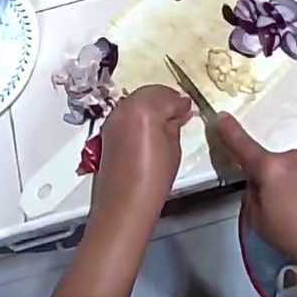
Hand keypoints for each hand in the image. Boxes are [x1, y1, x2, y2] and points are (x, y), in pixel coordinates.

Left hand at [90, 85, 192, 226]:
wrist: (124, 203)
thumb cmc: (154, 177)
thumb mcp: (173, 147)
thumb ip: (174, 124)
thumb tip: (177, 114)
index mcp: (144, 109)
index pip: (168, 97)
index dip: (181, 103)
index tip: (189, 109)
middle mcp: (125, 107)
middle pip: (149, 93)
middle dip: (165, 99)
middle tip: (179, 113)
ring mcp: (113, 118)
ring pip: (136, 100)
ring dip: (151, 105)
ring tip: (166, 122)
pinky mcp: (107, 130)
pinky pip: (127, 112)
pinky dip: (139, 114)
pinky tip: (150, 129)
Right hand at [213, 113, 296, 283]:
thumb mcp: (261, 224)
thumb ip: (254, 200)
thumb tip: (259, 190)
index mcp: (271, 168)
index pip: (243, 146)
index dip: (229, 132)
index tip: (221, 116)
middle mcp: (294, 158)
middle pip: (270, 167)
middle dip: (268, 184)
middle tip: (274, 216)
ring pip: (291, 175)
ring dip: (290, 191)